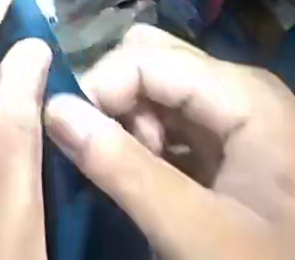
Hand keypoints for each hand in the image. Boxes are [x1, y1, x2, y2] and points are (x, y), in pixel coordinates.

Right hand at [44, 24, 294, 259]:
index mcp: (241, 91)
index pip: (139, 57)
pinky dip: (153, 146)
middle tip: (110, 159)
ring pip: (159, 92)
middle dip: (116, 102)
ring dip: (132, 127)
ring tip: (136, 183)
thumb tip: (49, 105)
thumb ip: (121, 167)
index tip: (72, 142)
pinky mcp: (244, 151)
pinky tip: (156, 189)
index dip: (98, 90)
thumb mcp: (201, 237)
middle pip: (149, 61)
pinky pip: (179, 123)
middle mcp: (241, 88)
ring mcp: (245, 119)